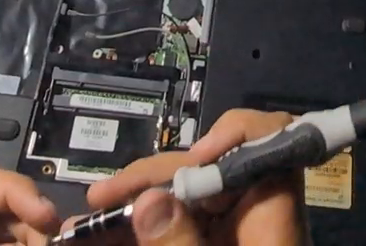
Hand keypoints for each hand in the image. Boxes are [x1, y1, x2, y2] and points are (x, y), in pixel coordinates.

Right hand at [83, 110, 303, 245]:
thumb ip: (181, 244)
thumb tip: (147, 201)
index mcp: (273, 214)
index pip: (271, 140)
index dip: (236, 132)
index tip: (199, 155)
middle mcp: (256, 214)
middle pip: (209, 171)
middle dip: (154, 176)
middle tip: (102, 195)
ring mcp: (235, 230)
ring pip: (188, 200)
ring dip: (140, 202)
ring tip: (91, 215)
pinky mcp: (217, 243)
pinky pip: (182, 227)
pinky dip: (149, 229)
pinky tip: (109, 233)